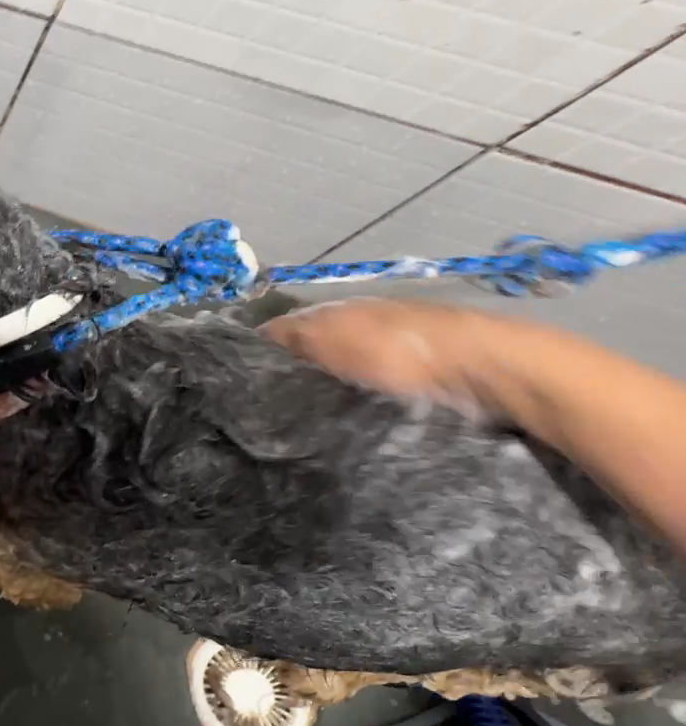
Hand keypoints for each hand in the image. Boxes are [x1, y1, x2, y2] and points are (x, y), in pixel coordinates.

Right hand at [263, 298, 497, 415]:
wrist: (477, 365)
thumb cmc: (390, 348)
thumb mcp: (325, 336)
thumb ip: (289, 335)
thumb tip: (254, 334)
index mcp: (335, 309)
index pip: (287, 326)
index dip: (265, 349)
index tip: (248, 377)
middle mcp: (362, 323)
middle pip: (317, 347)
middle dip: (299, 369)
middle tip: (276, 402)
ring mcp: (394, 349)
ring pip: (347, 367)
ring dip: (332, 385)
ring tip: (311, 415)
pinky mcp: (421, 376)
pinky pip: (377, 386)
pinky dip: (363, 397)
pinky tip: (352, 415)